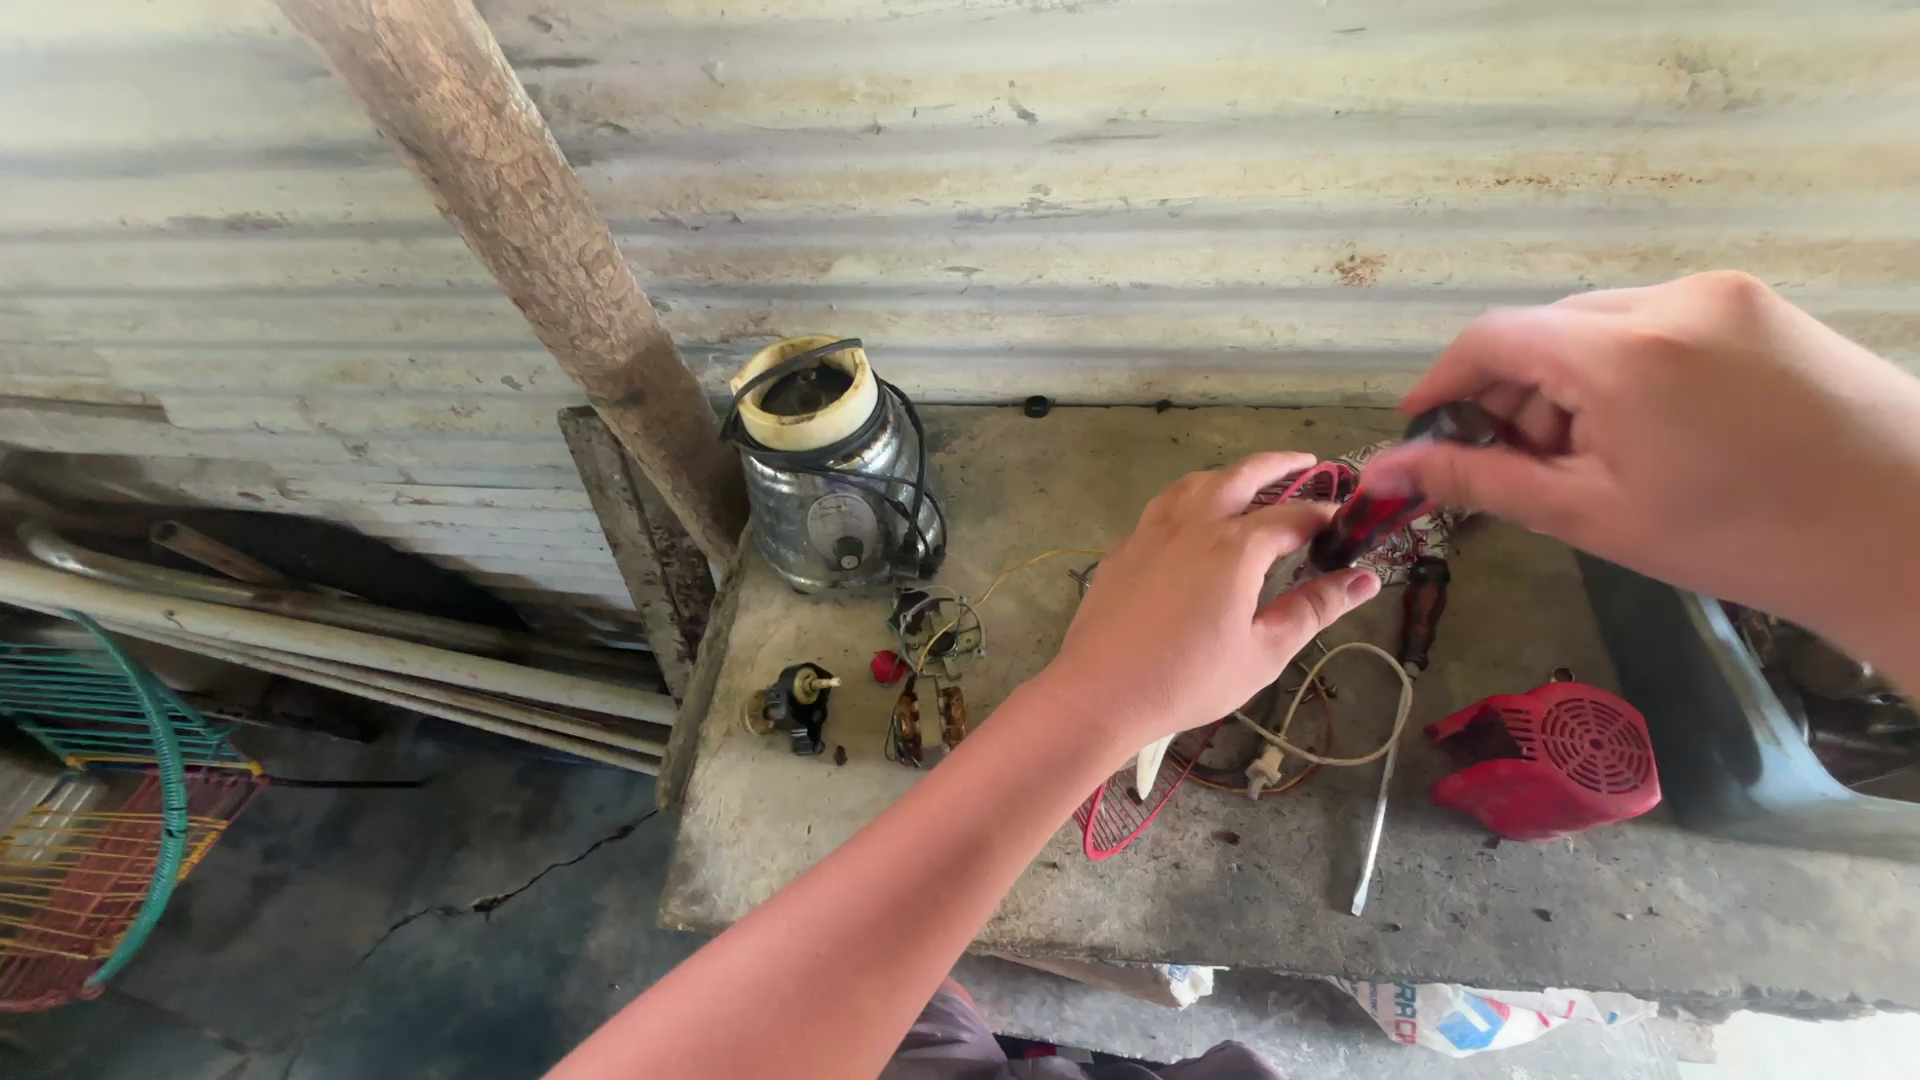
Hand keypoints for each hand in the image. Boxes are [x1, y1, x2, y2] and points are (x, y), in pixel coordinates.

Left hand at [1032, 452, 1381, 752]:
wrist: (1101, 690)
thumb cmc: (1188, 678)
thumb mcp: (1263, 651)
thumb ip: (1313, 609)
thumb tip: (1365, 579)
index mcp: (1233, 547)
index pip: (1291, 517)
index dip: (1324, 518)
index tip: (1344, 525)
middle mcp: (1191, 524)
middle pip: (1239, 476)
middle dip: (1277, 464)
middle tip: (1306, 463)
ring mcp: (1150, 531)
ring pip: (1193, 483)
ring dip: (1226, 475)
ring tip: (1247, 483)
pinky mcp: (1122, 548)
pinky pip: (1161, 508)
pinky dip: (1187, 500)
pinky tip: (1191, 523)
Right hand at [1364, 271, 1919, 650]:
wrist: (1919, 535)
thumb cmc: (1735, 534)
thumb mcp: (1581, 512)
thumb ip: (1471, 479)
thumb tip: (1381, 472)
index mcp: (1624, 350)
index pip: (1491, 337)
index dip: (1441, 382)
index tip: (1420, 429)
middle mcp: (1671, 299)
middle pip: (1540, 332)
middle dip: (1506, 396)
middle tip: (1512, 462)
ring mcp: (1723, 296)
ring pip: (1589, 329)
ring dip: (1559, 387)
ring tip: (1585, 456)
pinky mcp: (1757, 306)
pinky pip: (1644, 326)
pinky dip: (1611, 374)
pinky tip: (1637, 430)